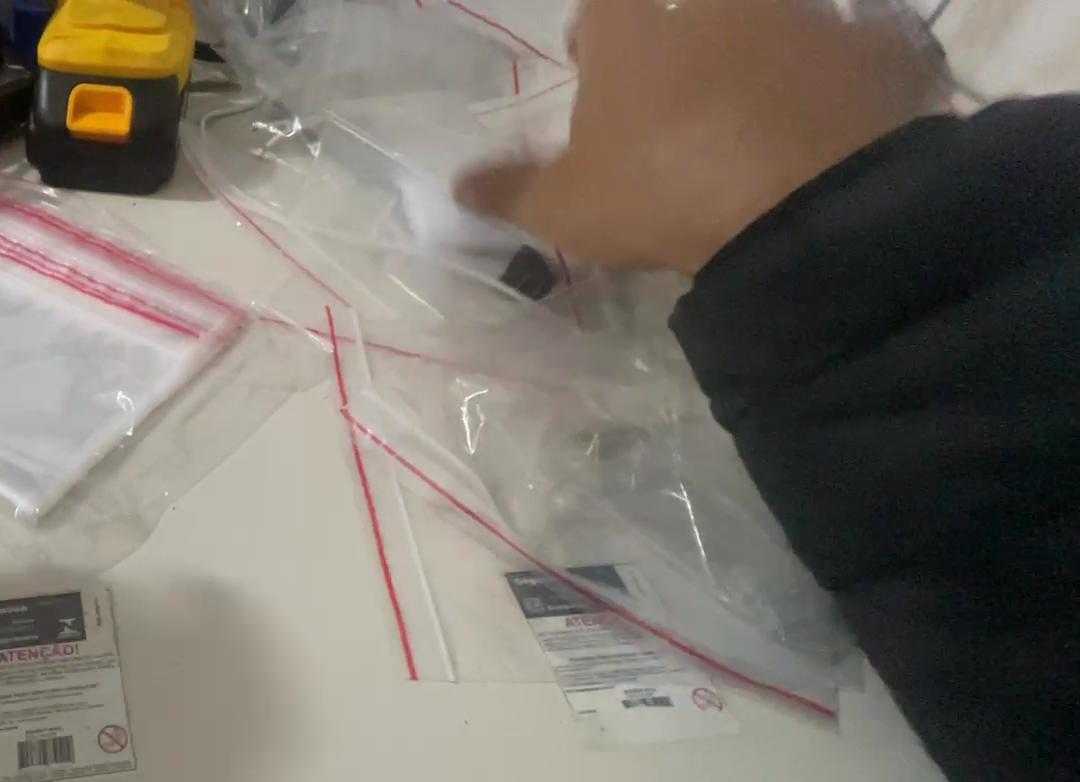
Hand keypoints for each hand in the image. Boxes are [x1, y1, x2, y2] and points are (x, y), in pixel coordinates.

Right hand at [455, 0, 945, 273]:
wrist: (803, 206)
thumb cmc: (655, 195)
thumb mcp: (560, 208)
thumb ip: (507, 191)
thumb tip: (458, 184)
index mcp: (638, 40)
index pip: (603, 4)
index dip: (591, 25)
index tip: (585, 55)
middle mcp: (721, 9)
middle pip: (691, 4)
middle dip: (672, 34)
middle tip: (661, 86)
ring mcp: (806, 19)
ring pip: (767, 18)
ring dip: (746, 51)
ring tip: (735, 110)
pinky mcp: (875, 46)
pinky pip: (844, 47)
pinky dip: (820, 75)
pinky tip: (806, 121)